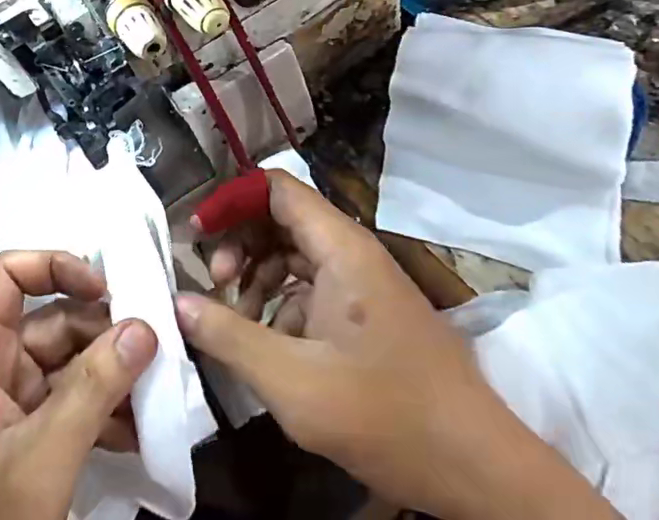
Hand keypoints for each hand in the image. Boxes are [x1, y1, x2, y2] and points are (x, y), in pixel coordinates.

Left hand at [0, 251, 158, 519]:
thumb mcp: (40, 457)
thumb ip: (93, 389)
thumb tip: (145, 325)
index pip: (9, 275)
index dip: (57, 268)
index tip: (108, 291)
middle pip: (49, 320)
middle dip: (103, 333)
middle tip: (157, 348)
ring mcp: (6, 405)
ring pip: (67, 364)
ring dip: (112, 376)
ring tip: (159, 390)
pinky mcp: (24, 440)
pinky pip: (70, 405)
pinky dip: (104, 412)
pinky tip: (142, 430)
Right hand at [177, 171, 615, 519]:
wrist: (480, 471)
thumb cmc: (387, 416)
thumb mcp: (293, 382)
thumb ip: (229, 336)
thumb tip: (178, 302)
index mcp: (340, 248)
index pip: (274, 187)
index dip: (230, 201)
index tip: (196, 236)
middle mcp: (352, 253)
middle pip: (279, 218)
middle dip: (239, 244)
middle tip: (214, 283)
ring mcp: (362, 283)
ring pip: (292, 254)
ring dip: (256, 277)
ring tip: (234, 319)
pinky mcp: (366, 313)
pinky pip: (310, 287)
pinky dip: (279, 304)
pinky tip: (267, 345)